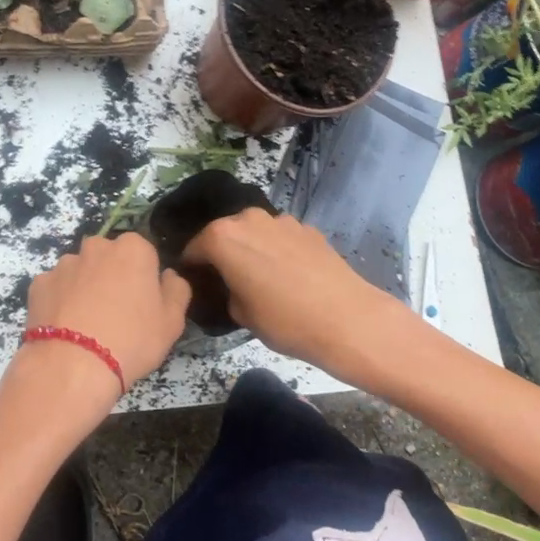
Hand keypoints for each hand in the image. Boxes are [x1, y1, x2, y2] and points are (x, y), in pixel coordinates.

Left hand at [21, 233, 191, 402]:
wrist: (73, 366)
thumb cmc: (132, 341)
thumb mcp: (172, 322)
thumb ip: (176, 290)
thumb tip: (168, 276)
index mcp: (133, 249)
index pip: (144, 253)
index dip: (145, 278)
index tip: (143, 304)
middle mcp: (96, 247)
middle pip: (109, 258)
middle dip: (113, 276)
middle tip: (117, 314)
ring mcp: (63, 264)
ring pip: (81, 272)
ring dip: (85, 288)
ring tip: (87, 325)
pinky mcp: (39, 284)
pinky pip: (56, 288)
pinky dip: (61, 301)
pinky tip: (65, 327)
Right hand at [183, 209, 407, 372]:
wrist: (347, 319)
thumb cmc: (284, 320)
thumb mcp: (240, 314)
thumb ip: (227, 291)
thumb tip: (232, 285)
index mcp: (223, 237)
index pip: (195, 248)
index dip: (193, 268)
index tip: (196, 285)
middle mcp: (250, 219)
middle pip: (225, 233)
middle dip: (223, 253)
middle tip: (228, 281)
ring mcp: (282, 221)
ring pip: (255, 232)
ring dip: (252, 249)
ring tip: (261, 279)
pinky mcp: (309, 229)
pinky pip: (281, 238)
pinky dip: (278, 251)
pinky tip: (289, 277)